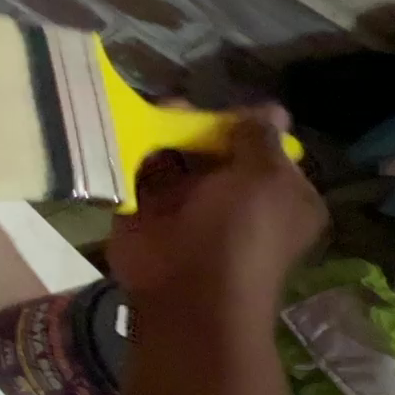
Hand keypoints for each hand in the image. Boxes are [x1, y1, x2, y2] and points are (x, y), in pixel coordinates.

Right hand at [106, 106, 326, 326]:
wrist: (184, 287)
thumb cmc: (239, 232)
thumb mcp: (267, 179)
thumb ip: (259, 140)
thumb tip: (267, 109)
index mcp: (274, 191)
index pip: (259, 146)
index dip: (238, 124)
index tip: (215, 110)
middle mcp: (230, 195)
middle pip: (209, 147)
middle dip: (190, 125)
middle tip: (169, 106)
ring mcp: (182, 203)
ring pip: (169, 157)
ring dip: (155, 135)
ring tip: (142, 115)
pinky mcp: (140, 208)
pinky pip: (133, 174)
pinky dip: (125, 155)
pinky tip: (119, 135)